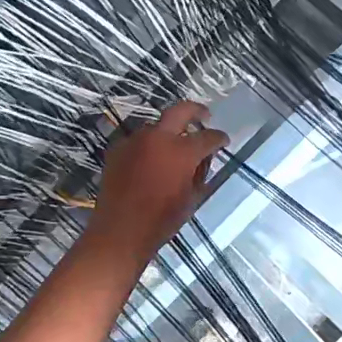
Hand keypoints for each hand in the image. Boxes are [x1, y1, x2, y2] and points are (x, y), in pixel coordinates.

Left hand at [83, 100, 228, 264]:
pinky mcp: (117, 150)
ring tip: (175, 145)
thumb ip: (200, 172)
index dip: (219, 138)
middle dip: (196, 111)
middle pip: (180, 111)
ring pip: (156, 126)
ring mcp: (135, 141)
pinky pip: (139, 140)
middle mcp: (158, 138)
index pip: (208, 137)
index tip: (224, 140)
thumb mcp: (192, 198)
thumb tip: (202, 159)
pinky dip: (150, 145)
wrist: (121, 231)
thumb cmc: (162, 220)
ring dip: (169, 131)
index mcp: (182, 152)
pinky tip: (152, 160)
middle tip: (205, 116)